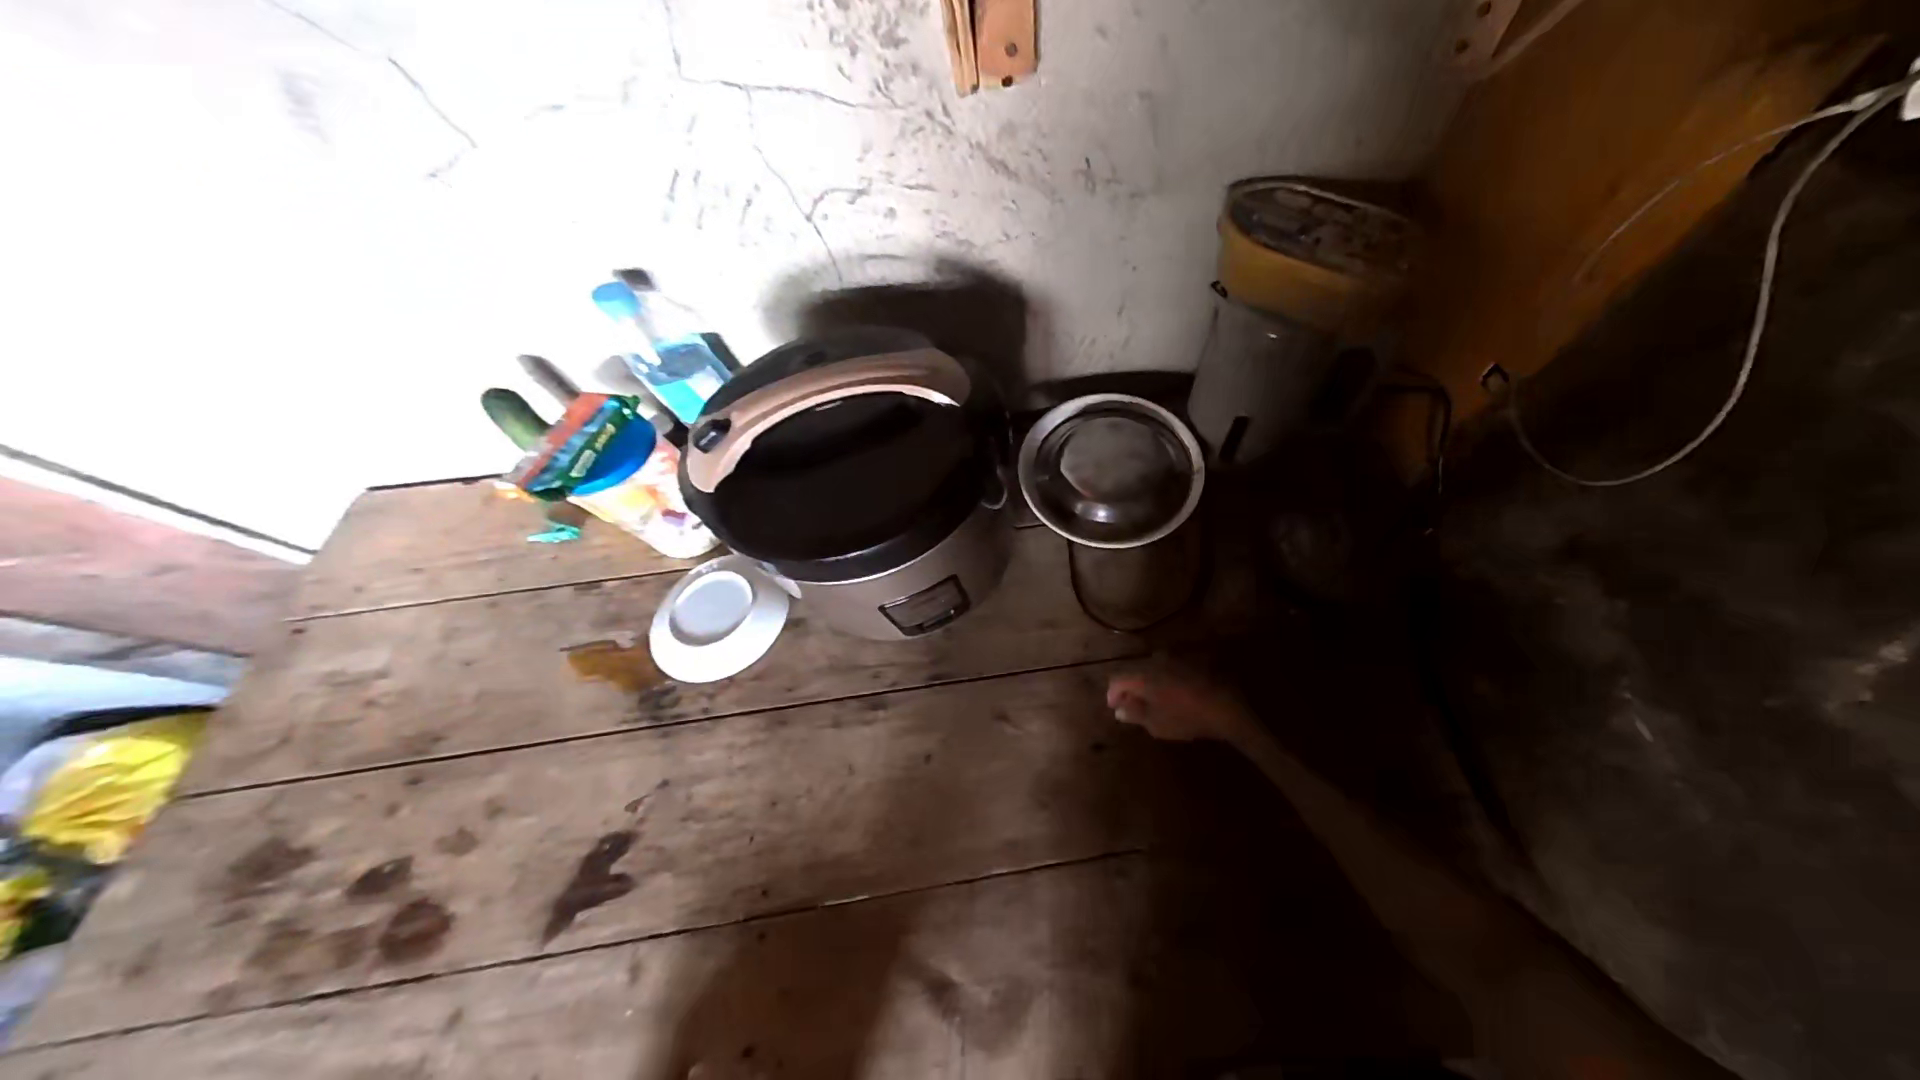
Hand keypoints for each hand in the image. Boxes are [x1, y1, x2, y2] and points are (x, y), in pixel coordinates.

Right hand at [1106, 665, 1256, 745]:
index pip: (1117, 679)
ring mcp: (1176, 656)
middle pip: (1135, 671)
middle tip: (1135, 704)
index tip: (1115, 707)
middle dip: (1131, 688)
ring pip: (1153, 667)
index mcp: (1143, 675)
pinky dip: (1167, 678)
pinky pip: (1171, 666)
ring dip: (1150, 682)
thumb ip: (1134, 714)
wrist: (1229, 709)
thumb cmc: (1189, 719)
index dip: (1112, 693)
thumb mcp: (1157, 724)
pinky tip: (1175, 692)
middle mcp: (1156, 659)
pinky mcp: (1192, 658)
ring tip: (1156, 698)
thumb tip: (1118, 710)